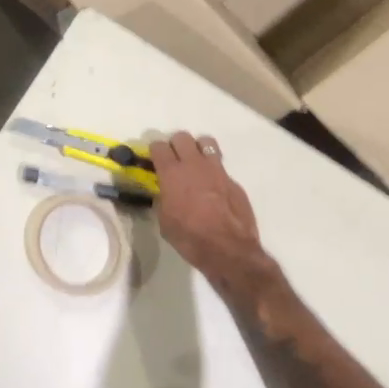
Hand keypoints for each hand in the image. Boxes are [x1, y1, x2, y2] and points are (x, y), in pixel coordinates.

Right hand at [150, 132, 279, 302]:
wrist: (229, 251)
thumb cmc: (190, 237)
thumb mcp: (164, 220)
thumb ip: (163, 199)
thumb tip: (164, 193)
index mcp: (172, 173)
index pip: (158, 145)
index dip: (154, 151)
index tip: (154, 161)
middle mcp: (194, 165)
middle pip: (182, 137)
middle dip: (175, 145)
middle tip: (174, 160)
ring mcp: (217, 170)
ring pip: (206, 142)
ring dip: (198, 150)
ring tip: (196, 165)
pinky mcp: (234, 181)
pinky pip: (221, 167)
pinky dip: (214, 172)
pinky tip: (214, 190)